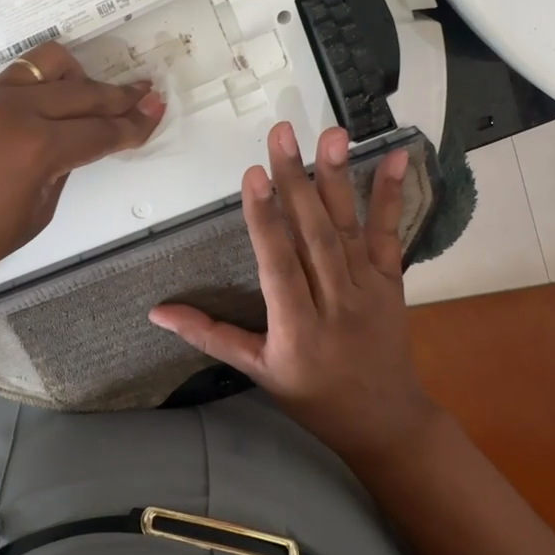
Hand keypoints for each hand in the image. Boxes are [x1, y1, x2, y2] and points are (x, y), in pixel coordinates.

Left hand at [0, 42, 165, 302]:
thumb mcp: (32, 216)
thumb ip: (58, 173)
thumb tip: (69, 149)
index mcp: (37, 147)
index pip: (100, 131)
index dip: (133, 126)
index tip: (154, 114)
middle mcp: (15, 111)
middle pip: (83, 92)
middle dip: (119, 96)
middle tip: (144, 94)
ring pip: (48, 65)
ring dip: (80, 76)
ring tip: (97, 92)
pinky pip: (18, 76)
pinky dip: (44, 81)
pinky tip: (54, 96)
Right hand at [149, 122, 437, 456]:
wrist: (384, 421)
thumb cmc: (312, 397)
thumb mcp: (257, 371)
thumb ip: (209, 335)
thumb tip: (157, 312)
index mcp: (296, 327)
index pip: (278, 265)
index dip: (265, 220)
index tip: (254, 176)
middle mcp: (334, 302)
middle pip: (312, 234)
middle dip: (295, 180)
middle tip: (283, 134)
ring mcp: (367, 289)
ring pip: (348, 228)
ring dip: (339, 177)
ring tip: (332, 134)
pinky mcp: (391, 281)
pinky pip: (390, 235)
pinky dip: (392, 195)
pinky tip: (397, 157)